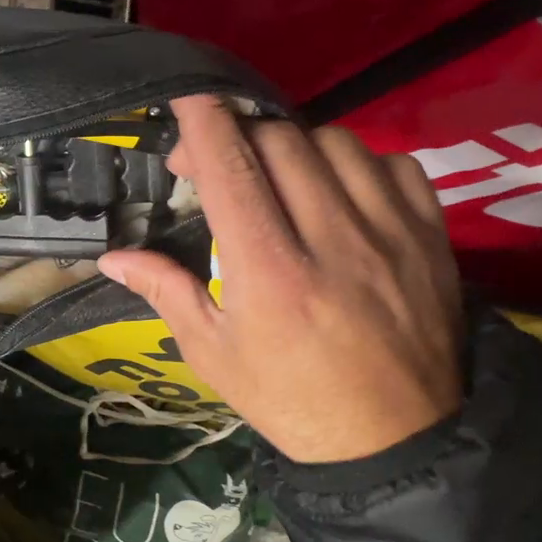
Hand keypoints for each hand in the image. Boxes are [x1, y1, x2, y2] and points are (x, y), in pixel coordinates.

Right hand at [97, 96, 464, 463]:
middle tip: (213, 164)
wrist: (403, 445)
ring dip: (292, 144)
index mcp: (269, 272)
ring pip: (337, 143)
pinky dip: (357, 162)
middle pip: (280, 142)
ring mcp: (391, 237)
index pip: (232, 170)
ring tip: (273, 172)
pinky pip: (395, 167)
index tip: (186, 97)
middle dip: (236, 135)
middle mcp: (332, 241)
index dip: (205, 123)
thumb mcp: (211, 352)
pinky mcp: (431, 243)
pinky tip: (335, 188)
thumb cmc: (290, 397)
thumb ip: (163, 290)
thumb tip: (110, 255)